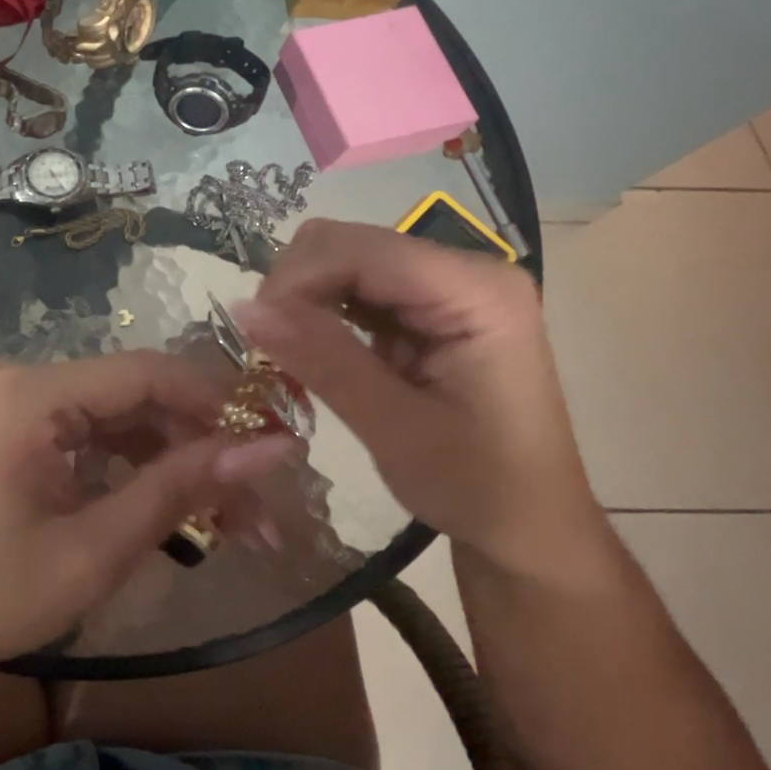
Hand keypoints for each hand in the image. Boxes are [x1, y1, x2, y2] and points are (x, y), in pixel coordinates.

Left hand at [0, 352, 297, 681]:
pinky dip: (141, 470)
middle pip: (138, 395)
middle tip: (264, 507)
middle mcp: (24, 380)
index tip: (277, 445)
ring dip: (180, 464)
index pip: (145, 373)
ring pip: (125, 418)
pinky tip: (185, 510)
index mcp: (29, 393)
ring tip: (241, 523)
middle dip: (204, 448)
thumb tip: (274, 447)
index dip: (216, 403)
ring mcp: (21, 403)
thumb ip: (181, 489)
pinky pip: (98, 436)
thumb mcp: (97, 548)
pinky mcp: (24, 429)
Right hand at [234, 220, 604, 576]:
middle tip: (273, 350)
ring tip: (294, 354)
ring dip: (307, 299)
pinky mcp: (431, 303)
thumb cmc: (475, 485)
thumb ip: (322, 360)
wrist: (528, 525)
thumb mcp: (392, 428)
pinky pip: (357, 284)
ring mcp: (449, 283)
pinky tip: (319, 350)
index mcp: (478, 291)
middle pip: (350, 243)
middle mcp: (467, 270)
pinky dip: (324, 310)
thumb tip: (243, 308)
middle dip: (298, 287)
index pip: (363, 251)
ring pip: (344, 258)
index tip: (255, 332)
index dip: (298, 280)